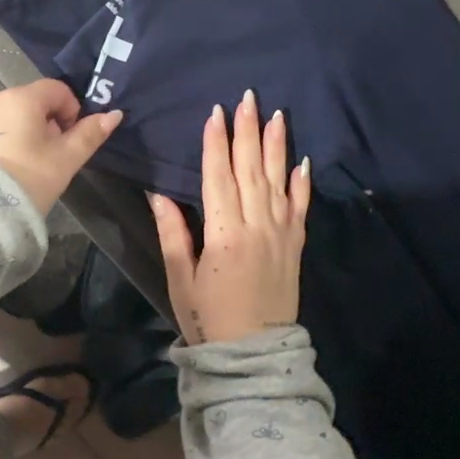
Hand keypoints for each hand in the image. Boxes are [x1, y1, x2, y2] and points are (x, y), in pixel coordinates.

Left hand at [0, 80, 122, 214]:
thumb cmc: (26, 179)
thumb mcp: (65, 159)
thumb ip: (89, 134)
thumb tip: (114, 114)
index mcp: (21, 98)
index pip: (56, 89)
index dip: (70, 110)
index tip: (68, 138)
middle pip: (30, 100)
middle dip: (45, 122)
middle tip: (49, 155)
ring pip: (8, 113)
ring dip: (21, 129)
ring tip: (24, 163)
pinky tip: (1, 165)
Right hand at [150, 91, 311, 344]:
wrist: (255, 360)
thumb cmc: (209, 319)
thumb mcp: (180, 278)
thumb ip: (172, 232)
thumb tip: (158, 192)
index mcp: (223, 233)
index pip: (218, 176)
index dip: (215, 143)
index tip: (215, 113)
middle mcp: (256, 226)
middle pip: (250, 169)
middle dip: (248, 131)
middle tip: (248, 98)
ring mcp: (280, 235)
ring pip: (278, 180)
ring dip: (276, 146)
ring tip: (276, 114)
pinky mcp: (295, 247)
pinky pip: (300, 208)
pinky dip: (301, 182)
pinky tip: (300, 160)